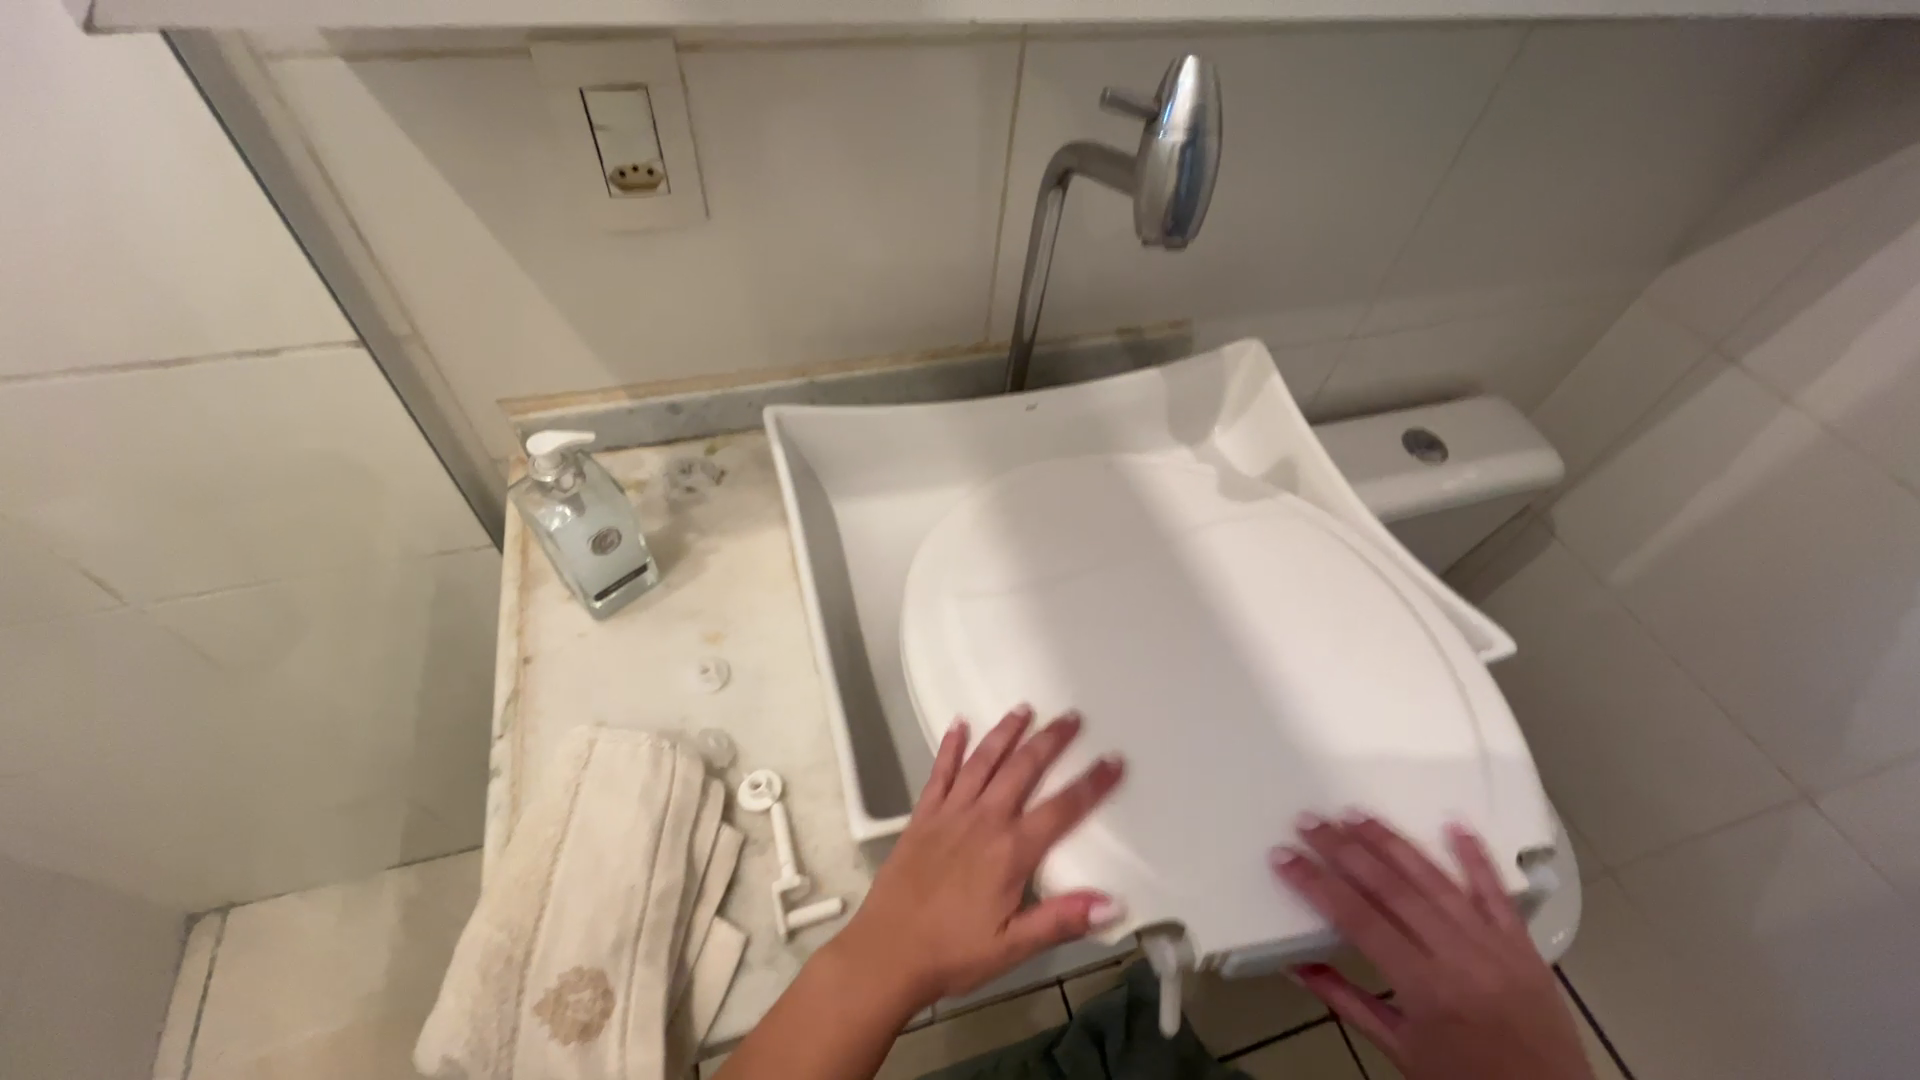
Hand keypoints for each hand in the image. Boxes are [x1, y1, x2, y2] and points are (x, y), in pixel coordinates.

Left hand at [829, 705, 1125, 1012]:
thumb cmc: (953, 952)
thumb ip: (1062, 920)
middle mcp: (983, 820)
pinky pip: (940, 772)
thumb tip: (1113, 903)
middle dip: (1050, 741)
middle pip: (1023, 769)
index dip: (1092, 784)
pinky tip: (959, 725)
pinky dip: (950, 746)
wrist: (886, 952)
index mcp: (1011, 851)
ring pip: (983, 761)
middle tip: (1071, 717)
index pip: (1062, 809)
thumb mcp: (1013, 947)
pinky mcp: (922, 816)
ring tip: (1024, 709)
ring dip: (1005, 732)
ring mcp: (950, 813)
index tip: (1113, 761)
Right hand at [1272, 815, 1595, 1079]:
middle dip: (1344, 850)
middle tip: (1310, 822)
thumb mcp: (1401, 1052)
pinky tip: (1453, 826)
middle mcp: (1461, 958)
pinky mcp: (1525, 947)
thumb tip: (1296, 966)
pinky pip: (1497, 894)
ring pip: (1436, 880)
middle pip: (1392, 888)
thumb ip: (1348, 1002)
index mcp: (1426, 989)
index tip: (1284, 857)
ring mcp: (1496, 947)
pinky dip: (1476, 858)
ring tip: (1356, 814)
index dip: (1316, 883)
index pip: (1358, 919)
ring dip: (1392, 843)